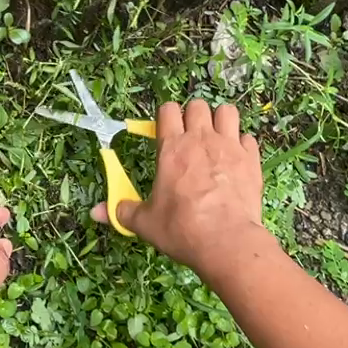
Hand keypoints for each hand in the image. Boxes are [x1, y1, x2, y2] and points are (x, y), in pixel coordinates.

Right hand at [89, 99, 269, 276]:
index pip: (168, 109)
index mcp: (172, 147)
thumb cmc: (182, 229)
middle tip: (191, 137)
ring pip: (227, 112)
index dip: (166, 116)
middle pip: (197, 105)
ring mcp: (229, 146)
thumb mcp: (146, 223)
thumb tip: (95, 212)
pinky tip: (237, 160)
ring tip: (217, 138)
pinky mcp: (251, 160)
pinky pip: (249, 138)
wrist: (228, 242)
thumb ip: (123, 211)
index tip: (166, 132)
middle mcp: (200, 139)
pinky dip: (243, 145)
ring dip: (221, 120)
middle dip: (193, 116)